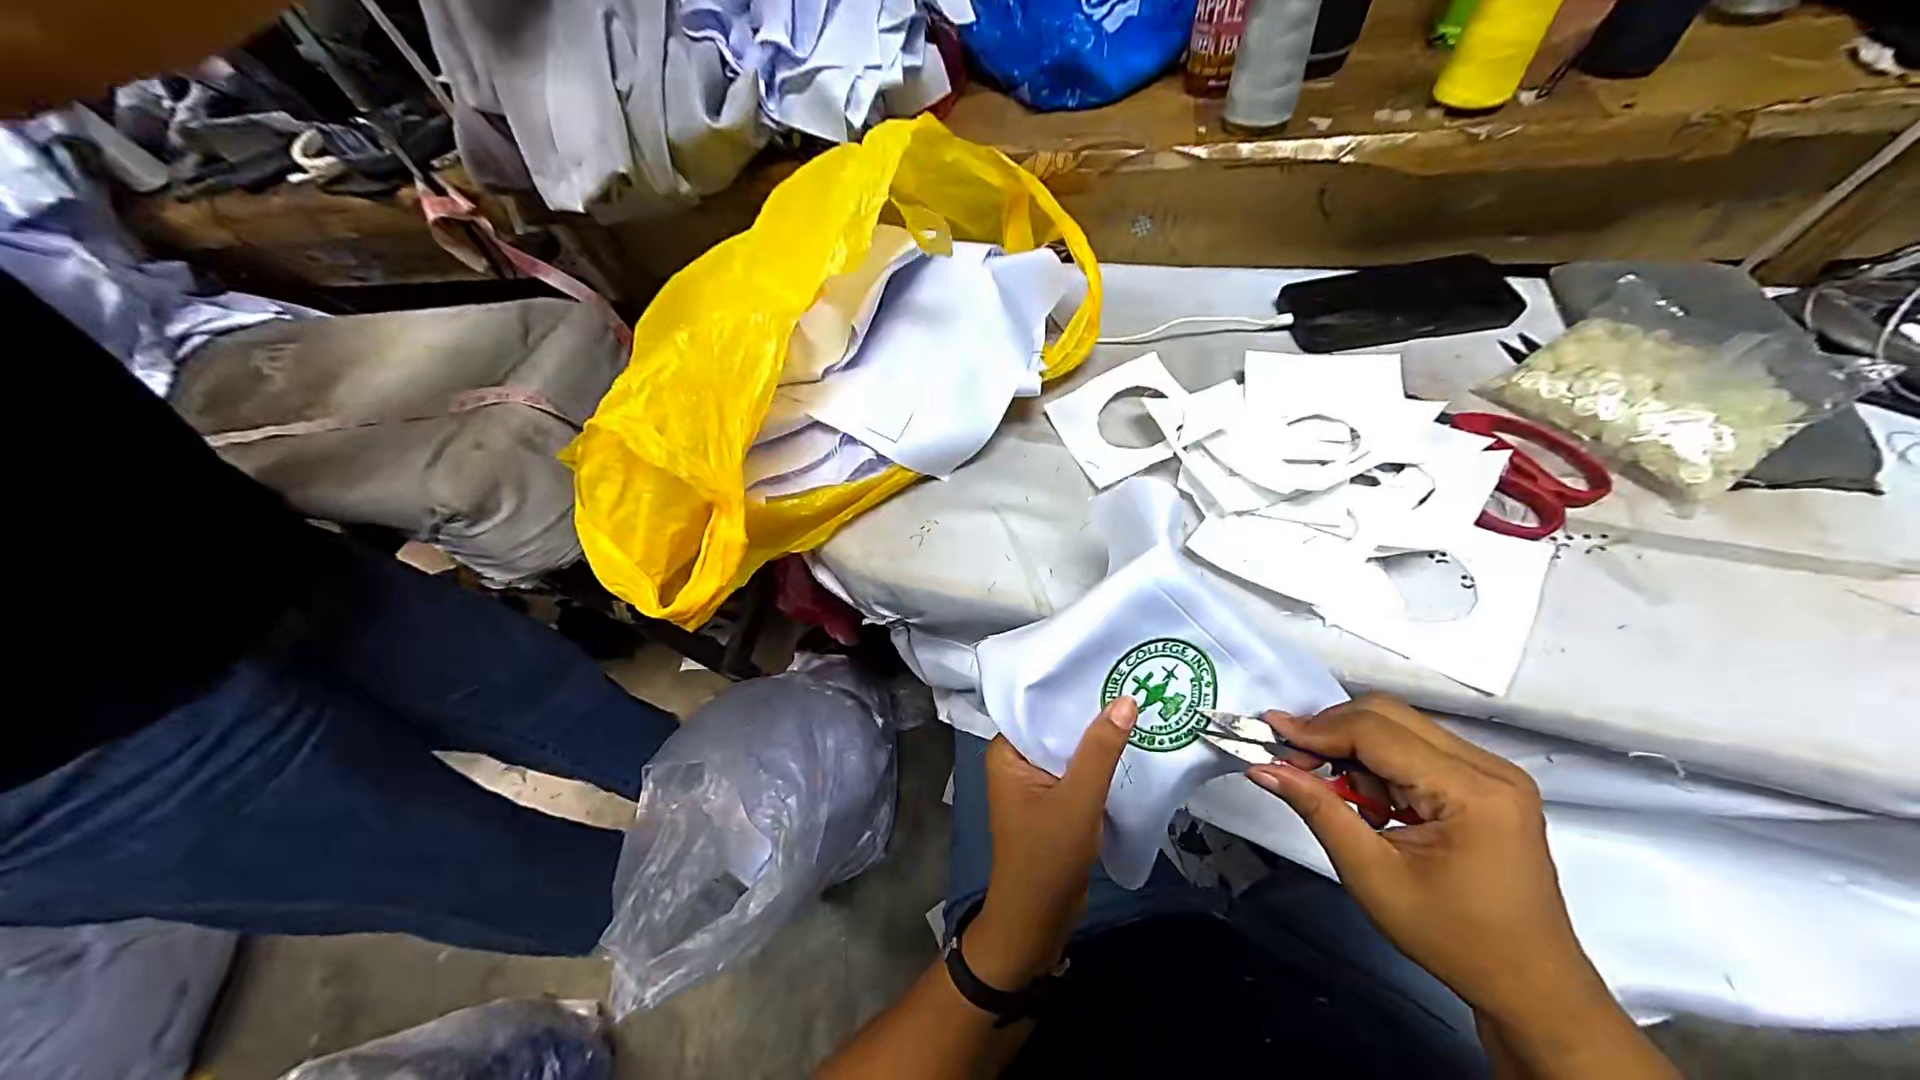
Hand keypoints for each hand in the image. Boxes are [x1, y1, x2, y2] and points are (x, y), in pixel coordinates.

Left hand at [962, 697, 1137, 988]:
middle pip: (1056, 727)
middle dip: (1090, 711)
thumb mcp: (1077, 800)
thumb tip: (1126, 699)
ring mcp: (1036, 783)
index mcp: (1007, 753)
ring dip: (1098, 738)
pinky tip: (1130, 747)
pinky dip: (1099, 764)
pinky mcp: (1054, 802)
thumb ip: (1100, 750)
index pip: (1036, 707)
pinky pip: (1077, 772)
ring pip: (1070, 750)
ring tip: (1138, 707)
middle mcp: (1017, 762)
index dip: (1069, 688)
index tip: (1105, 667)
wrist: (1037, 923)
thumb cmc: (1046, 858)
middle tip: (1131, 681)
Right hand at [1244, 694, 1608, 1028]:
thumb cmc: (1451, 936)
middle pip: (1389, 716)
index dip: (1317, 728)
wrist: (1529, 984)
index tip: (1270, 735)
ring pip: (1400, 726)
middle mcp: (1491, 768)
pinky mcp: (1489, 782)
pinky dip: (1381, 762)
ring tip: (1341, 796)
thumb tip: (1265, 767)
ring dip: (1355, 749)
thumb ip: (1317, 809)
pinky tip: (1373, 802)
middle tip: (1294, 762)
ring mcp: (1495, 772)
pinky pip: (1418, 747)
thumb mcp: (1370, 874)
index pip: (1376, 731)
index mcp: (1472, 792)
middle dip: (1332, 732)